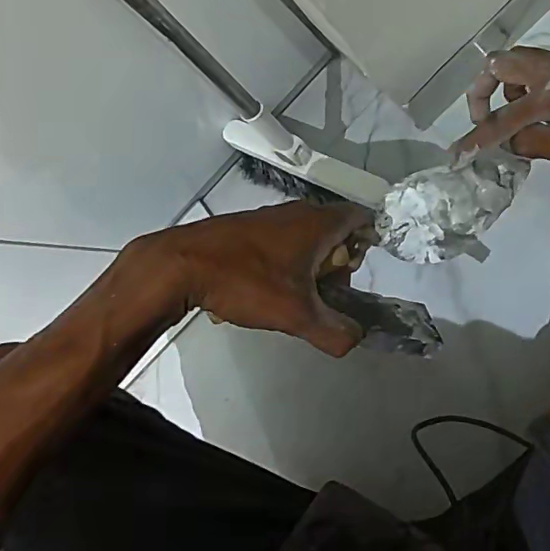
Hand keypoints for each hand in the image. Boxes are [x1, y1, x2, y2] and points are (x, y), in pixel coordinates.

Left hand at [148, 200, 374, 356]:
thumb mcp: (297, 315)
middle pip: (337, 231)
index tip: (358, 271)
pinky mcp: (248, 228)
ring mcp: (270, 218)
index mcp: (318, 223)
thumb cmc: (245, 281)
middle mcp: (298, 212)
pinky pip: (282, 242)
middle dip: (340, 262)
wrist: (180, 265)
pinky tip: (266, 291)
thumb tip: (355, 339)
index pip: (361, 217)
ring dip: (311, 265)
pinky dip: (286, 263)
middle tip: (328, 292)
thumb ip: (335, 332)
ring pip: (308, 238)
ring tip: (296, 296)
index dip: (369, 241)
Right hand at [448, 47, 549, 177]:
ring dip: (506, 85)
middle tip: (484, 121)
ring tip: (516, 118)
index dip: (477, 139)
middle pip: (501, 63)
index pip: (504, 118)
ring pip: (522, 60)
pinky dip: (527, 83)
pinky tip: (544, 112)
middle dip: (481, 91)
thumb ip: (538, 144)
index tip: (457, 155)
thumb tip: (510, 142)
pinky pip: (542, 66)